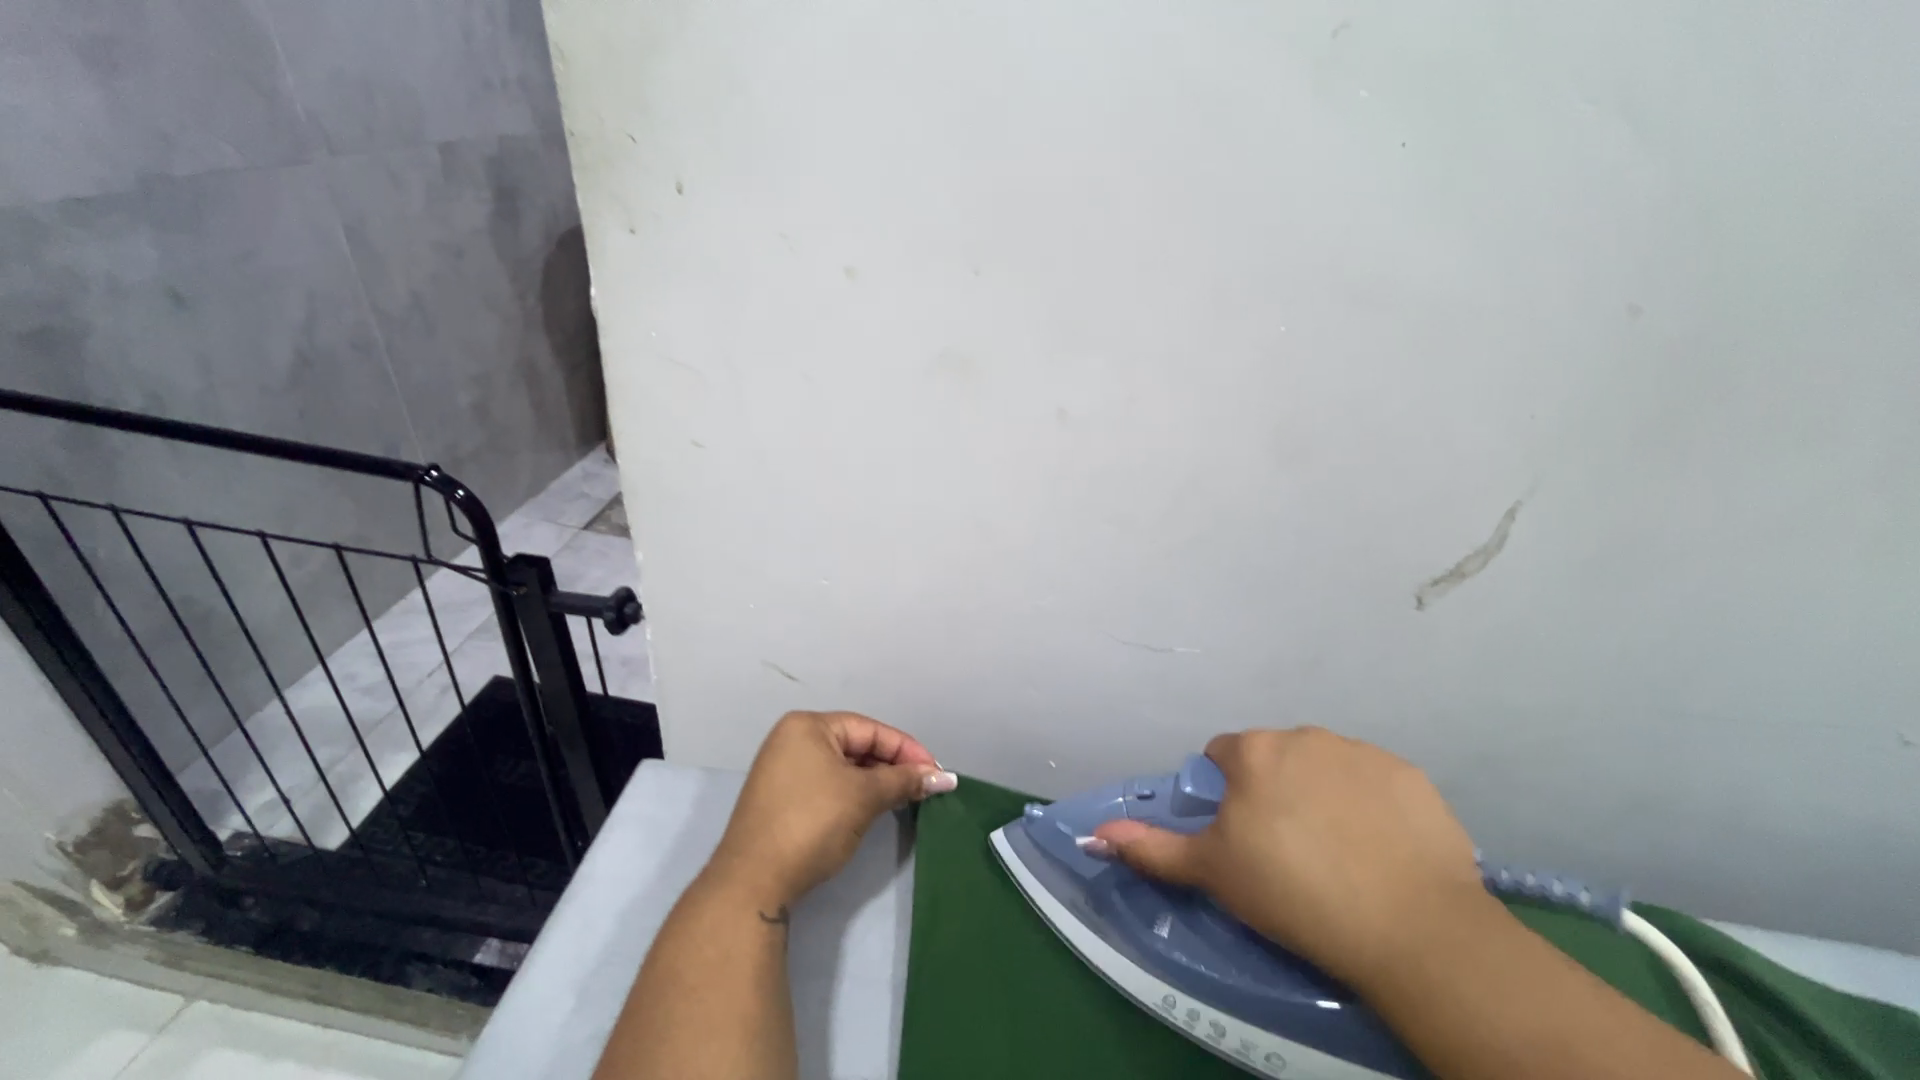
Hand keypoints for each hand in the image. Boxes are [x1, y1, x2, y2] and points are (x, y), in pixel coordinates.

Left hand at [708, 711, 956, 908]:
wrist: (754, 880)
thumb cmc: (812, 823)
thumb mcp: (864, 797)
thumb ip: (905, 781)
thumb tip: (945, 777)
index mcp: (808, 726)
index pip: (870, 729)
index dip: (907, 750)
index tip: (937, 774)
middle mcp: (792, 740)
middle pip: (857, 745)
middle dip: (893, 766)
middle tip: (925, 788)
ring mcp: (783, 770)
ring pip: (843, 767)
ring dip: (876, 782)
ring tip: (905, 799)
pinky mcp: (781, 799)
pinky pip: (828, 785)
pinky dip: (853, 794)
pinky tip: (873, 809)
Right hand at [1092, 727, 1492, 987]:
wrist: (1408, 925)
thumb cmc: (1292, 892)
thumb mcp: (1213, 872)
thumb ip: (1152, 847)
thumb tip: (1095, 832)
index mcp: (1256, 752)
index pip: (1224, 755)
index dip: (1226, 793)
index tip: (1240, 835)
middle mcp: (1307, 737)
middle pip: (1277, 757)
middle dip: (1274, 789)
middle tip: (1285, 849)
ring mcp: (1365, 753)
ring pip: (1326, 767)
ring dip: (1321, 793)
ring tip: (1336, 852)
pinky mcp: (1412, 776)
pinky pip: (1376, 784)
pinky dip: (1370, 807)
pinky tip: (1379, 849)